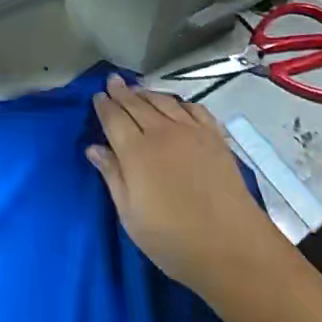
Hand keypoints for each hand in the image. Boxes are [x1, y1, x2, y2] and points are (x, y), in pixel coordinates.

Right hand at [89, 74, 284, 298]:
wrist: (228, 240)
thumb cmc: (171, 238)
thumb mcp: (130, 215)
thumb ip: (113, 176)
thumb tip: (94, 147)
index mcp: (137, 152)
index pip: (115, 119)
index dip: (105, 106)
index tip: (98, 95)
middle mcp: (163, 132)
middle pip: (138, 105)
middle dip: (123, 92)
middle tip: (113, 80)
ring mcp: (192, 131)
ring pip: (165, 102)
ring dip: (148, 93)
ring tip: (138, 89)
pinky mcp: (214, 135)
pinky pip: (194, 108)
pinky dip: (179, 102)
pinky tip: (176, 103)